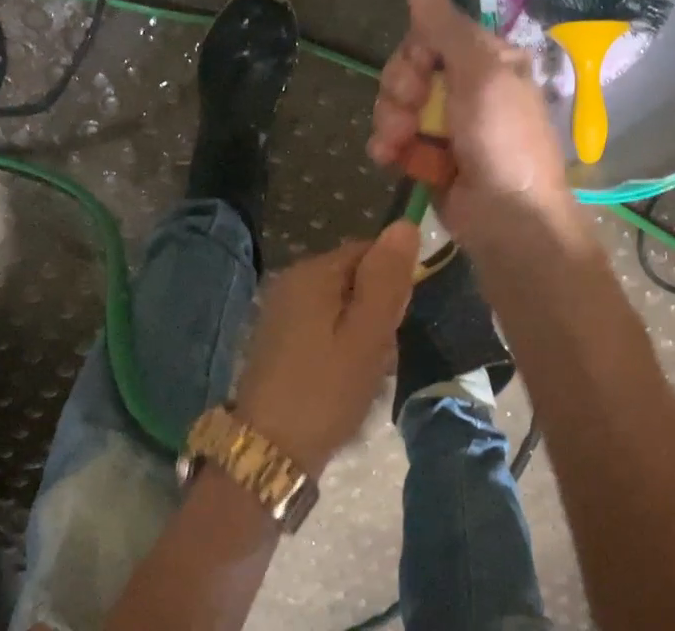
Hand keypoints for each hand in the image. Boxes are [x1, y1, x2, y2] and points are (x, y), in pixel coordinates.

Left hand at [233, 223, 417, 473]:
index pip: (368, 251)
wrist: (269, 451)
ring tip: (366, 375)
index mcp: (312, 273)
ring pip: (343, 308)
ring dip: (363, 336)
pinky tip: (346, 381)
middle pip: (355, 279)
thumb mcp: (366, 335)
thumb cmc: (325, 391)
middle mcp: (293, 282)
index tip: (397, 325)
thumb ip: (386, 280)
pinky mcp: (280, 340)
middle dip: (377, 313)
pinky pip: (325, 329)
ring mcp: (282, 312)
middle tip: (381, 357)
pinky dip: (343, 349)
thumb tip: (405, 223)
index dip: (393, 284)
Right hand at [367, 0, 575, 238]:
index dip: (415, 52)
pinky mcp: (432, 157)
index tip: (418, 71)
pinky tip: (391, 159)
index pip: (434, 35)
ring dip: (391, 121)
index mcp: (489, 60)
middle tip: (409, 113)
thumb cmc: (503, 140)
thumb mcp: (480, 74)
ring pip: (397, 103)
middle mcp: (469, 87)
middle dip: (400, 90)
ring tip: (397, 145)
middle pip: (410, 67)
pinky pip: (397, 137)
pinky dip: (391, 147)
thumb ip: (446, 28)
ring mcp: (449, 124)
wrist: (508, 221)